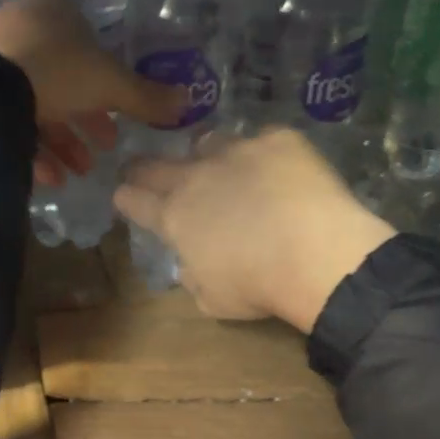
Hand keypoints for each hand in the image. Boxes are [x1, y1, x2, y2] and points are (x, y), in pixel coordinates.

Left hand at [0, 0, 186, 186]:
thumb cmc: (56, 72)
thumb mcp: (110, 84)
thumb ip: (145, 96)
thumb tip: (186, 103)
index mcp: (52, 9)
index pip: (88, 47)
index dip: (107, 89)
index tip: (116, 121)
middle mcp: (19, 28)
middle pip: (62, 80)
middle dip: (85, 122)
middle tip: (103, 150)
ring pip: (35, 105)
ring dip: (62, 142)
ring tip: (79, 173)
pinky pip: (8, 122)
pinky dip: (32, 150)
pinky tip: (51, 179)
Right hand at [113, 128, 396, 332]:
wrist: (317, 256)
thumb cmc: (257, 287)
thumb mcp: (211, 299)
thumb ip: (193, 275)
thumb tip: (192, 263)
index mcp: (174, 218)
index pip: (134, 201)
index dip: (125, 198)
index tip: (123, 196)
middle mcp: (197, 177)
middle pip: (157, 164)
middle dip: (144, 168)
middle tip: (143, 169)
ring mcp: (237, 152)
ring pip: (207, 142)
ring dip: (205, 154)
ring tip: (218, 165)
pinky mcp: (278, 140)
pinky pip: (259, 139)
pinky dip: (260, 153)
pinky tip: (275, 169)